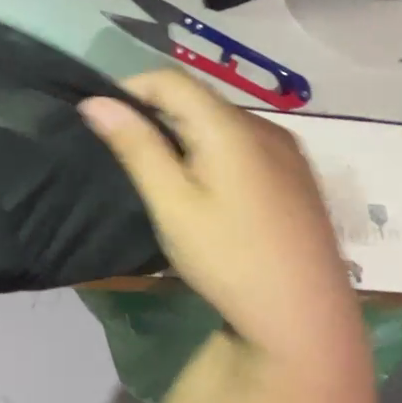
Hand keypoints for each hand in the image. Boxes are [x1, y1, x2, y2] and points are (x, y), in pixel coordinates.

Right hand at [78, 71, 364, 363]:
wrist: (307, 323)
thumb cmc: (229, 259)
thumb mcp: (171, 203)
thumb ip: (135, 147)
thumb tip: (94, 101)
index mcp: (233, 129)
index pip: (170, 79)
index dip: (129, 90)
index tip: (103, 125)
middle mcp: (266, 129)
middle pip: (196, 98)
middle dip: (153, 114)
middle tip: (125, 157)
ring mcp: (288, 153)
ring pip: (217, 121)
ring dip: (179, 133)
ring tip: (159, 177)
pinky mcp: (296, 177)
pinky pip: (240, 143)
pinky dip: (208, 150)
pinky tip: (201, 191)